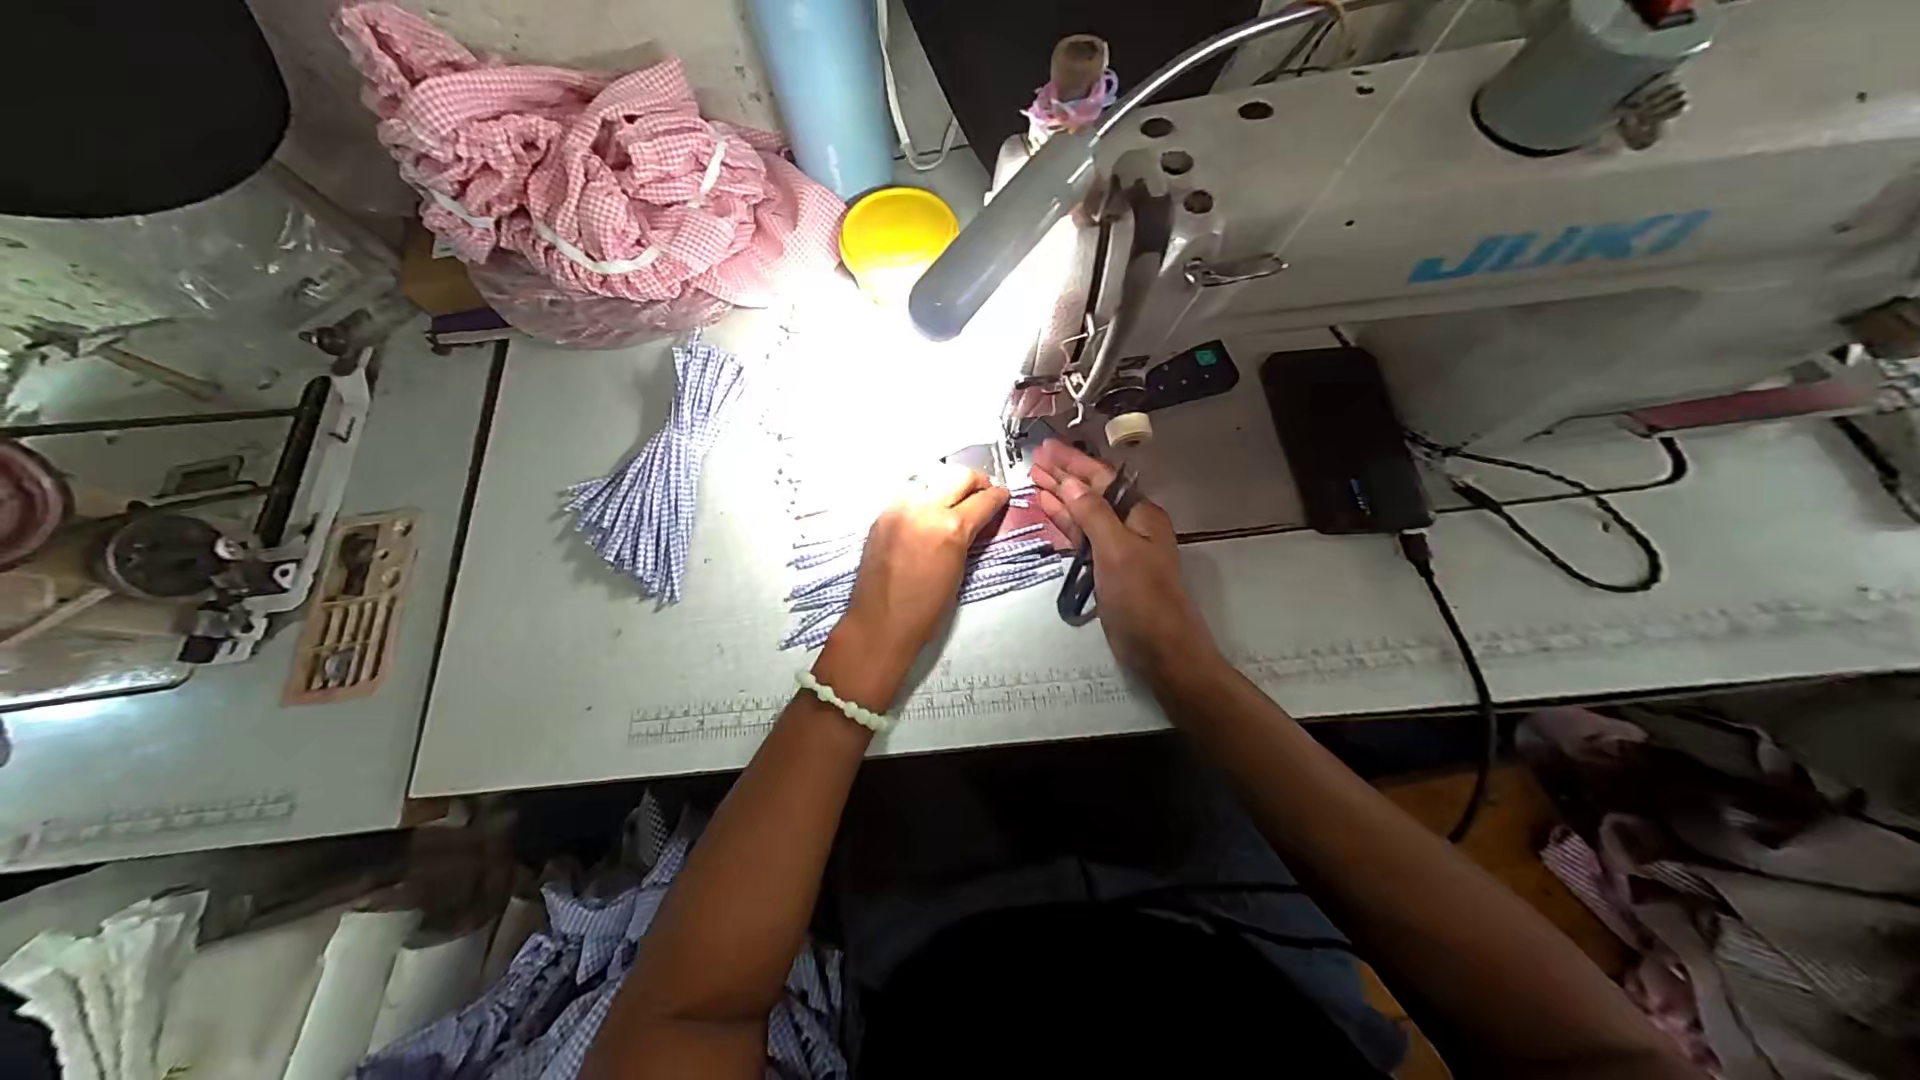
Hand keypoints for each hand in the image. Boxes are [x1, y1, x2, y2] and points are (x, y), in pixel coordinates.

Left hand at [818, 466, 1009, 707]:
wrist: (881, 622)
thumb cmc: (924, 609)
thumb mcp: (959, 570)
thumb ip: (969, 536)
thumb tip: (978, 519)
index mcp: (950, 527)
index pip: (983, 499)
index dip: (998, 496)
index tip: (1001, 495)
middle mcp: (924, 510)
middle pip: (958, 476)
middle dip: (976, 482)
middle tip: (983, 492)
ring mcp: (899, 509)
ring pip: (931, 479)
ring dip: (946, 486)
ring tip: (954, 501)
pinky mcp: (882, 515)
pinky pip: (909, 494)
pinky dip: (924, 497)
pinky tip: (928, 512)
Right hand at [1030, 439, 1220, 679]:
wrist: (1160, 648)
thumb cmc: (1142, 597)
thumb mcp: (1117, 550)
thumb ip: (1092, 513)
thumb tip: (1070, 482)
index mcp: (1140, 514)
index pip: (1102, 478)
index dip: (1073, 462)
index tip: (1046, 448)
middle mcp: (1130, 525)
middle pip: (1091, 492)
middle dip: (1064, 475)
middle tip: (1034, 458)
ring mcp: (1117, 547)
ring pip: (1084, 513)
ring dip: (1060, 496)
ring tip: (1034, 479)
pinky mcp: (1105, 568)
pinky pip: (1081, 536)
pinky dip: (1064, 523)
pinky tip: (1048, 511)